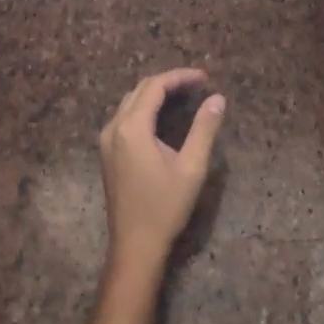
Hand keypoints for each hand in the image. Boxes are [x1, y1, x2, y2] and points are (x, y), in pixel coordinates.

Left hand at [97, 69, 225, 267]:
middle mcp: (114, 129)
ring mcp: (107, 142)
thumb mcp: (192, 167)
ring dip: (155, 93)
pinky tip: (163, 116)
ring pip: (130, 102)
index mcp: (132, 128)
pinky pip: (125, 117)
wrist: (135, 246)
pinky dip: (145, 107)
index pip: (155, 86)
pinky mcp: (107, 153)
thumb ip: (204, 128)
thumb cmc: (165, 207)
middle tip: (197, 84)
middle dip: (169, 81)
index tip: (205, 78)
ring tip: (183, 95)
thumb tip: (217, 98)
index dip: (180, 77)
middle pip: (140, 90)